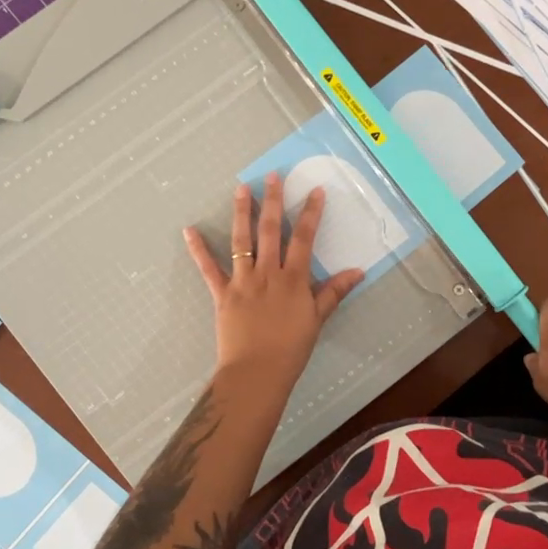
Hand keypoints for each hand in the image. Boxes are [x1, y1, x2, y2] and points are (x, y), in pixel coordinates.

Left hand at [184, 173, 364, 391]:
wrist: (256, 372)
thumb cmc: (291, 349)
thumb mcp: (317, 320)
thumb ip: (334, 292)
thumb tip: (357, 271)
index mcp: (293, 279)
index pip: (303, 238)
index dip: (310, 213)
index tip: (314, 191)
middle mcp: (268, 273)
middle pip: (270, 230)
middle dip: (273, 201)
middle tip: (272, 176)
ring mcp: (242, 281)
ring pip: (242, 240)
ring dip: (241, 212)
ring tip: (241, 188)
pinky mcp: (222, 294)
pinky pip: (208, 269)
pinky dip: (198, 250)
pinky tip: (189, 230)